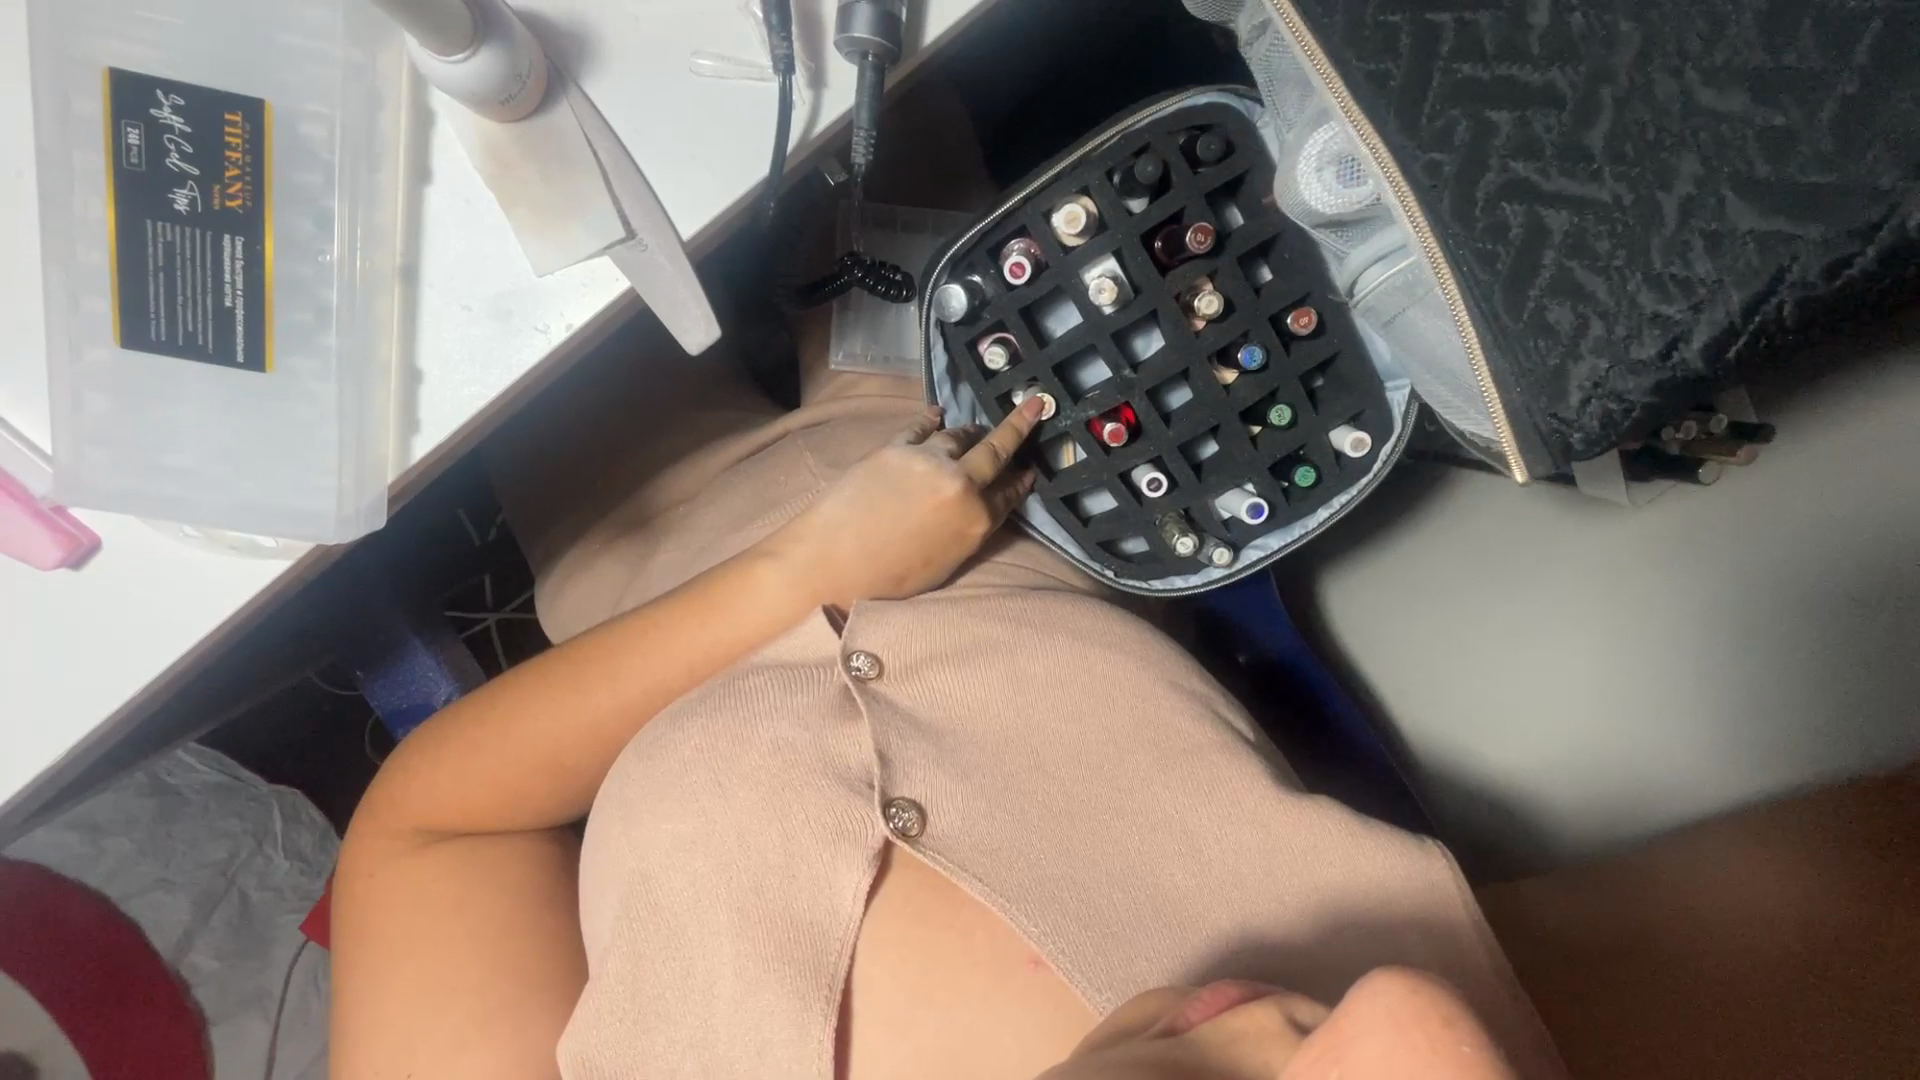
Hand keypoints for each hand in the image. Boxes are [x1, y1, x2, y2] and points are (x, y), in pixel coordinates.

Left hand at [763, 398, 1045, 607]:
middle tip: (1035, 404)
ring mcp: (927, 461)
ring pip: (959, 435)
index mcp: (975, 521)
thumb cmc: (888, 580)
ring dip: (971, 431)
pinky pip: (921, 427)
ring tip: (975, 428)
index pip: (1008, 495)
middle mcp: (960, 484)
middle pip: (995, 450)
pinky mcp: (896, 448)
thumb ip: (967, 533)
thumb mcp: (944, 566)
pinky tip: (937, 414)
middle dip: (1019, 426)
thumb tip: (976, 512)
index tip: (1030, 469)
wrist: (830, 562)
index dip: (1021, 481)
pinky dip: (932, 420)